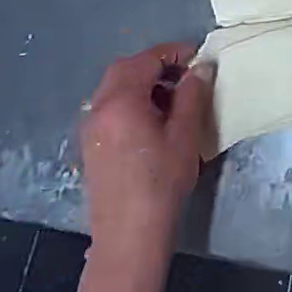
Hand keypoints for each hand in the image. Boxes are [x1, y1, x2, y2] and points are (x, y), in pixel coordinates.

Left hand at [79, 42, 212, 252]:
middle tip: (184, 75)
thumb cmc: (161, 184)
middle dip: (155, 65)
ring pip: (116, 87)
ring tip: (172, 99)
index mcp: (121, 99)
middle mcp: (100, 106)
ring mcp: (91, 125)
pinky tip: (152, 121)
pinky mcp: (91, 143)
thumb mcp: (184, 136)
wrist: (128, 238)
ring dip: (142, 83)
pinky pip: (110, 106)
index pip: (147, 60)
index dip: (174, 53)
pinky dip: (130, 101)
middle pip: (126, 69)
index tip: (197, 57)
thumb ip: (192, 95)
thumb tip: (200, 68)